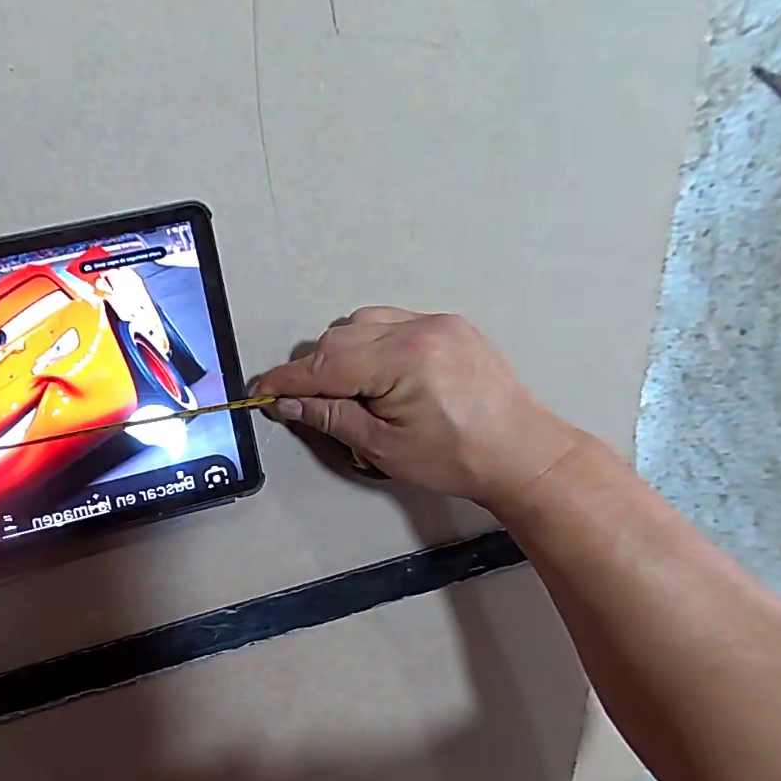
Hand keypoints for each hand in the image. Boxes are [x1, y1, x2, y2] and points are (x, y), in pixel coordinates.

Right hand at [253, 306, 588, 509]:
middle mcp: (419, 329)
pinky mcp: (446, 327)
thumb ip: (330, 416)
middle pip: (338, 337)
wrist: (520, 453)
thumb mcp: (381, 446)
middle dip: (311, 369)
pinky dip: (366, 343)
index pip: (324, 363)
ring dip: (337, 353)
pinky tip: (369, 371)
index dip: (286, 380)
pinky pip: (389, 322)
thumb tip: (288, 403)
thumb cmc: (457, 458)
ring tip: (340, 390)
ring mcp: (436, 323)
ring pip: (360, 323)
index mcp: (403, 359)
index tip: (260, 392)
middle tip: (300, 403)